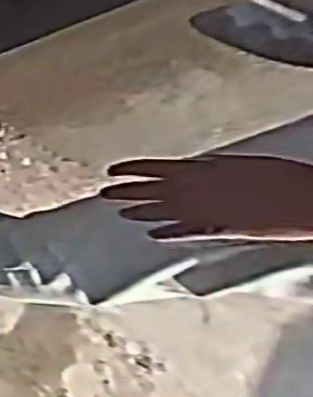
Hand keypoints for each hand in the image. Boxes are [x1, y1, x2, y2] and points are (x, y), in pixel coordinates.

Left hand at [100, 154, 312, 240]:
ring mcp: (194, 210)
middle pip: (140, 190)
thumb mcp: (236, 163)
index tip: (111, 172)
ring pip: (152, 211)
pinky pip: (179, 231)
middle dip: (120, 192)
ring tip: (123, 213)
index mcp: (190, 169)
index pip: (144, 167)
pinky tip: (154, 233)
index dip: (125, 170)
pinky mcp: (210, 229)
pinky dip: (164, 232)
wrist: (307, 200)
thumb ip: (206, 166)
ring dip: (136, 212)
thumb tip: (190, 167)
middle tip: (104, 194)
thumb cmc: (281, 177)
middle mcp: (183, 188)